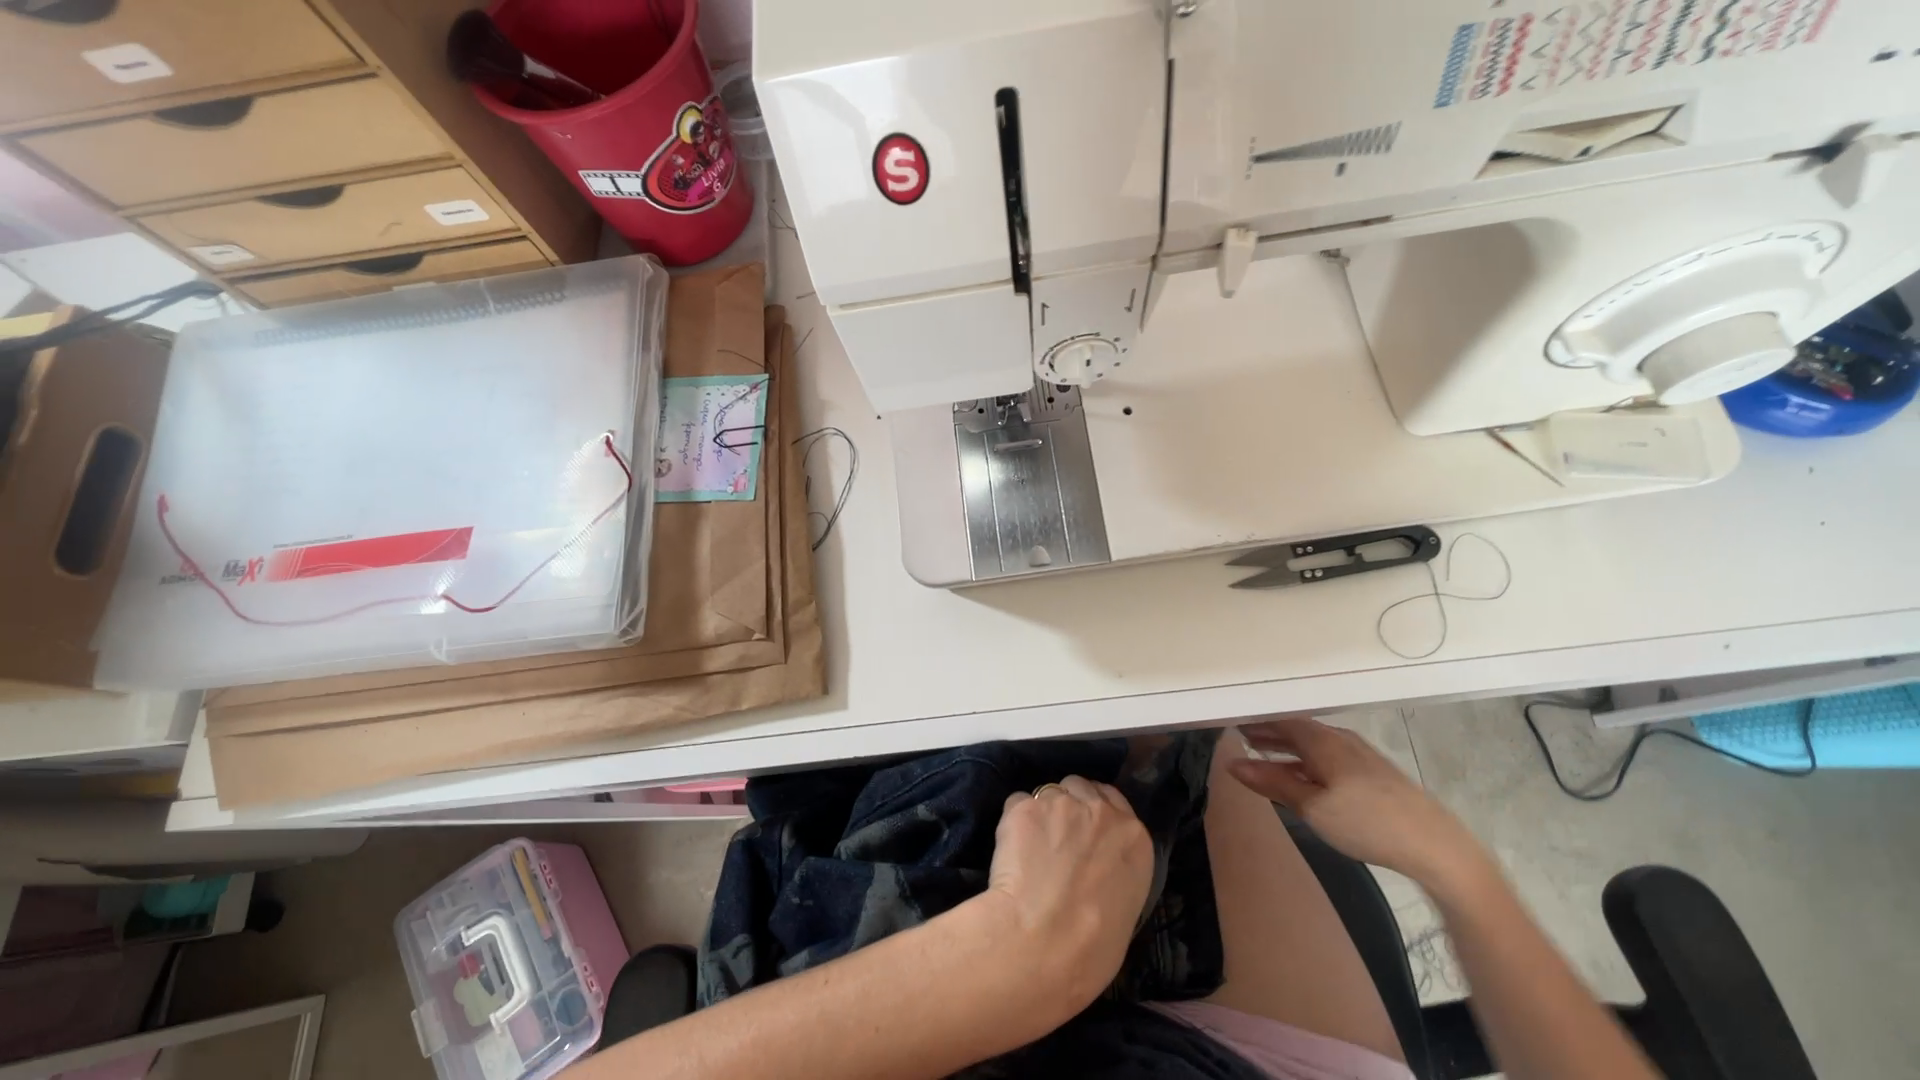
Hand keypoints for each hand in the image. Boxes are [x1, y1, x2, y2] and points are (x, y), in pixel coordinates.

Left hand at [976, 776, 1152, 1018]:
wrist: (1044, 941)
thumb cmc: (1093, 947)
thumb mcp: (1126, 908)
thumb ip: (1114, 874)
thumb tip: (1096, 874)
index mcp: (1135, 839)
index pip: (1113, 800)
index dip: (1093, 810)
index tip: (1082, 829)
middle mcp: (1101, 812)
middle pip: (1080, 787)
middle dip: (1068, 805)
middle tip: (1054, 836)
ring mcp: (1062, 805)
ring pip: (1048, 792)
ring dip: (1041, 813)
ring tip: (1029, 847)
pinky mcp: (1025, 808)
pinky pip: (1017, 804)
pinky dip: (1013, 823)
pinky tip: (1010, 852)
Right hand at [1226, 716, 1486, 888]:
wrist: (1433, 845)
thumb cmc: (1365, 822)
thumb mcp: (1311, 806)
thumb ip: (1273, 783)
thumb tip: (1233, 764)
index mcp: (1324, 741)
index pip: (1281, 720)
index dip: (1256, 721)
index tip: (1230, 722)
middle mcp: (1341, 740)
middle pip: (1298, 730)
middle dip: (1269, 734)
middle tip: (1241, 737)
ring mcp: (1360, 756)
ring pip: (1314, 744)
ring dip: (1288, 749)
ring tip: (1264, 756)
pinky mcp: (1373, 774)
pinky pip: (1328, 757)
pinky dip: (1306, 761)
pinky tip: (1303, 777)